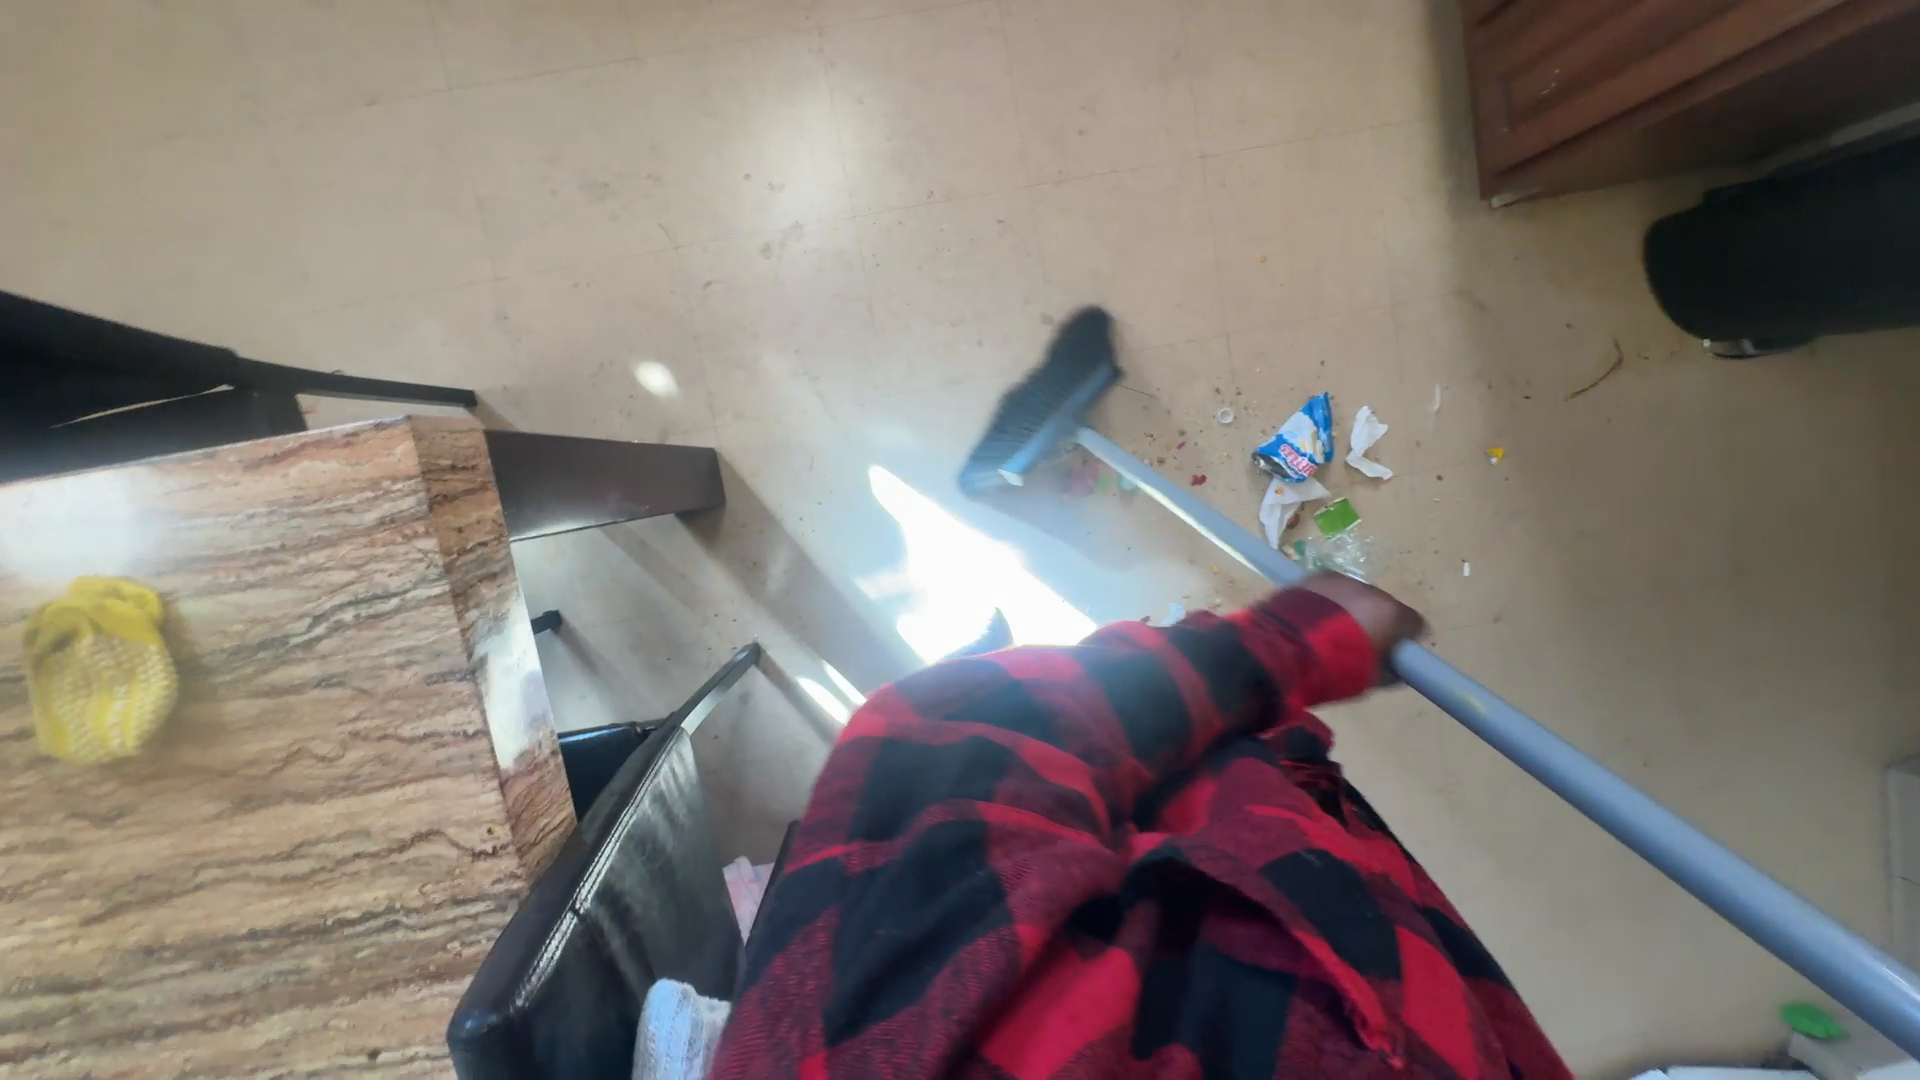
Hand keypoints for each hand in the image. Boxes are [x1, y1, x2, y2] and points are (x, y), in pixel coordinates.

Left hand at [1296, 572, 1425, 684]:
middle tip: (1352, 642)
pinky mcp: (1310, 577)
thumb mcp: (1369, 679)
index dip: (1403, 639)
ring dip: (1347, 609)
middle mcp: (1368, 590)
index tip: (1390, 652)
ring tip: (1326, 631)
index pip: (1413, 623)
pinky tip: (1310, 618)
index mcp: (1390, 614)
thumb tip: (1391, 666)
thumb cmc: (1330, 669)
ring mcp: (1337, 580)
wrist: (1279, 648)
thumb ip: (1388, 668)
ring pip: (1353, 595)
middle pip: (1381, 605)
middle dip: (1372, 621)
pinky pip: (1327, 590)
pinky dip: (1324, 601)